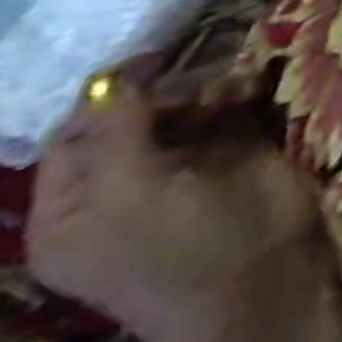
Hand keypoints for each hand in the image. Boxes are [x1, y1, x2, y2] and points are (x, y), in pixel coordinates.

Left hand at [27, 76, 324, 341]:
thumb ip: (114, 129)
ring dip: (204, 88)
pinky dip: (236, 94)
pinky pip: (228, 111)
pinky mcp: (236, 156)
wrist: (268, 281)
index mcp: (75, 207)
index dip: (103, 97)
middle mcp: (124, 184)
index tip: (148, 60)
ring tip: (226, 89)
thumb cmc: (181, 249)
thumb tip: (111, 73)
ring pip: (185, 107)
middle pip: (132, 115)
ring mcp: (184, 169)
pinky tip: (246, 90)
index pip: (73, 134)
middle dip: (163, 91)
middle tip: (193, 78)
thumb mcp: (128, 193)